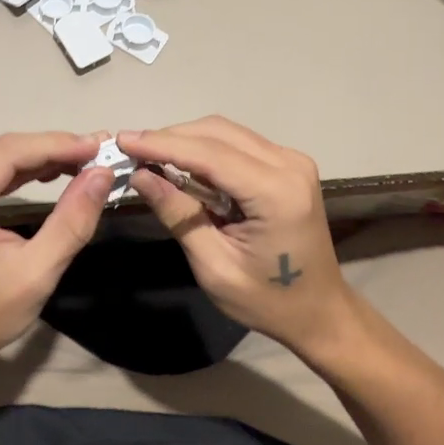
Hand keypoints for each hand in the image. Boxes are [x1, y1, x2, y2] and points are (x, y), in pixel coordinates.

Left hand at [0, 132, 114, 383]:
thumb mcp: (37, 273)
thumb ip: (72, 221)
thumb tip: (102, 174)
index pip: (10, 153)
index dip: (57, 144)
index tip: (98, 145)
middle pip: (4, 152)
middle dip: (54, 149)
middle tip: (99, 152)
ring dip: (42, 159)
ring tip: (85, 160)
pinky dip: (23, 173)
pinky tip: (53, 172)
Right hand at [120, 117, 351, 354]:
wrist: (320, 312)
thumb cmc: (268, 300)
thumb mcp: (214, 267)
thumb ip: (179, 215)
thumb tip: (139, 175)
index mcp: (276, 193)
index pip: (210, 154)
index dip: (163, 143)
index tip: (123, 140)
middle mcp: (289, 165)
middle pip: (217, 132)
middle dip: (170, 137)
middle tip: (130, 150)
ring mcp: (292, 160)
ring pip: (226, 132)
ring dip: (186, 141)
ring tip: (149, 157)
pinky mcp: (288, 163)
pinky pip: (238, 143)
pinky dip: (205, 149)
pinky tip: (182, 164)